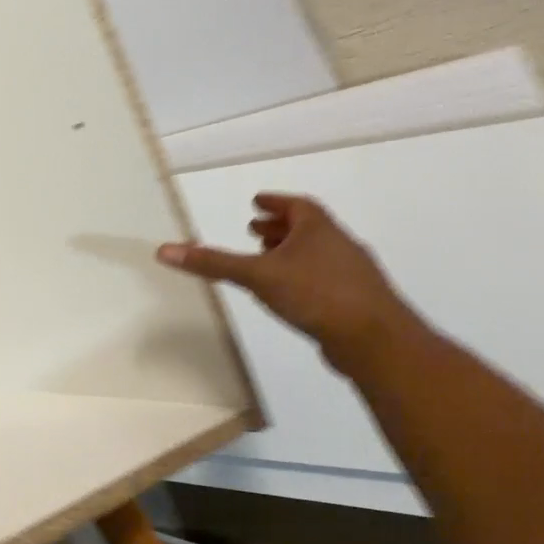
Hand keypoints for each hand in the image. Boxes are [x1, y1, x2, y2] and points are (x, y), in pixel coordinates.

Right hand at [158, 193, 417, 369]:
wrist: (379, 342)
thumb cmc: (316, 295)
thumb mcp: (256, 276)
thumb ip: (212, 262)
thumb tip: (163, 249)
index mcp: (320, 231)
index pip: (298, 206)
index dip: (276, 202)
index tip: (256, 202)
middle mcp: (341, 245)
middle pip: (309, 228)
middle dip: (280, 227)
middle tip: (254, 230)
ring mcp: (355, 274)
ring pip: (320, 253)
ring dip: (293, 250)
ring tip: (267, 259)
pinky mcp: (359, 300)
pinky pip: (327, 276)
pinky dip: (305, 273)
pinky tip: (290, 290)